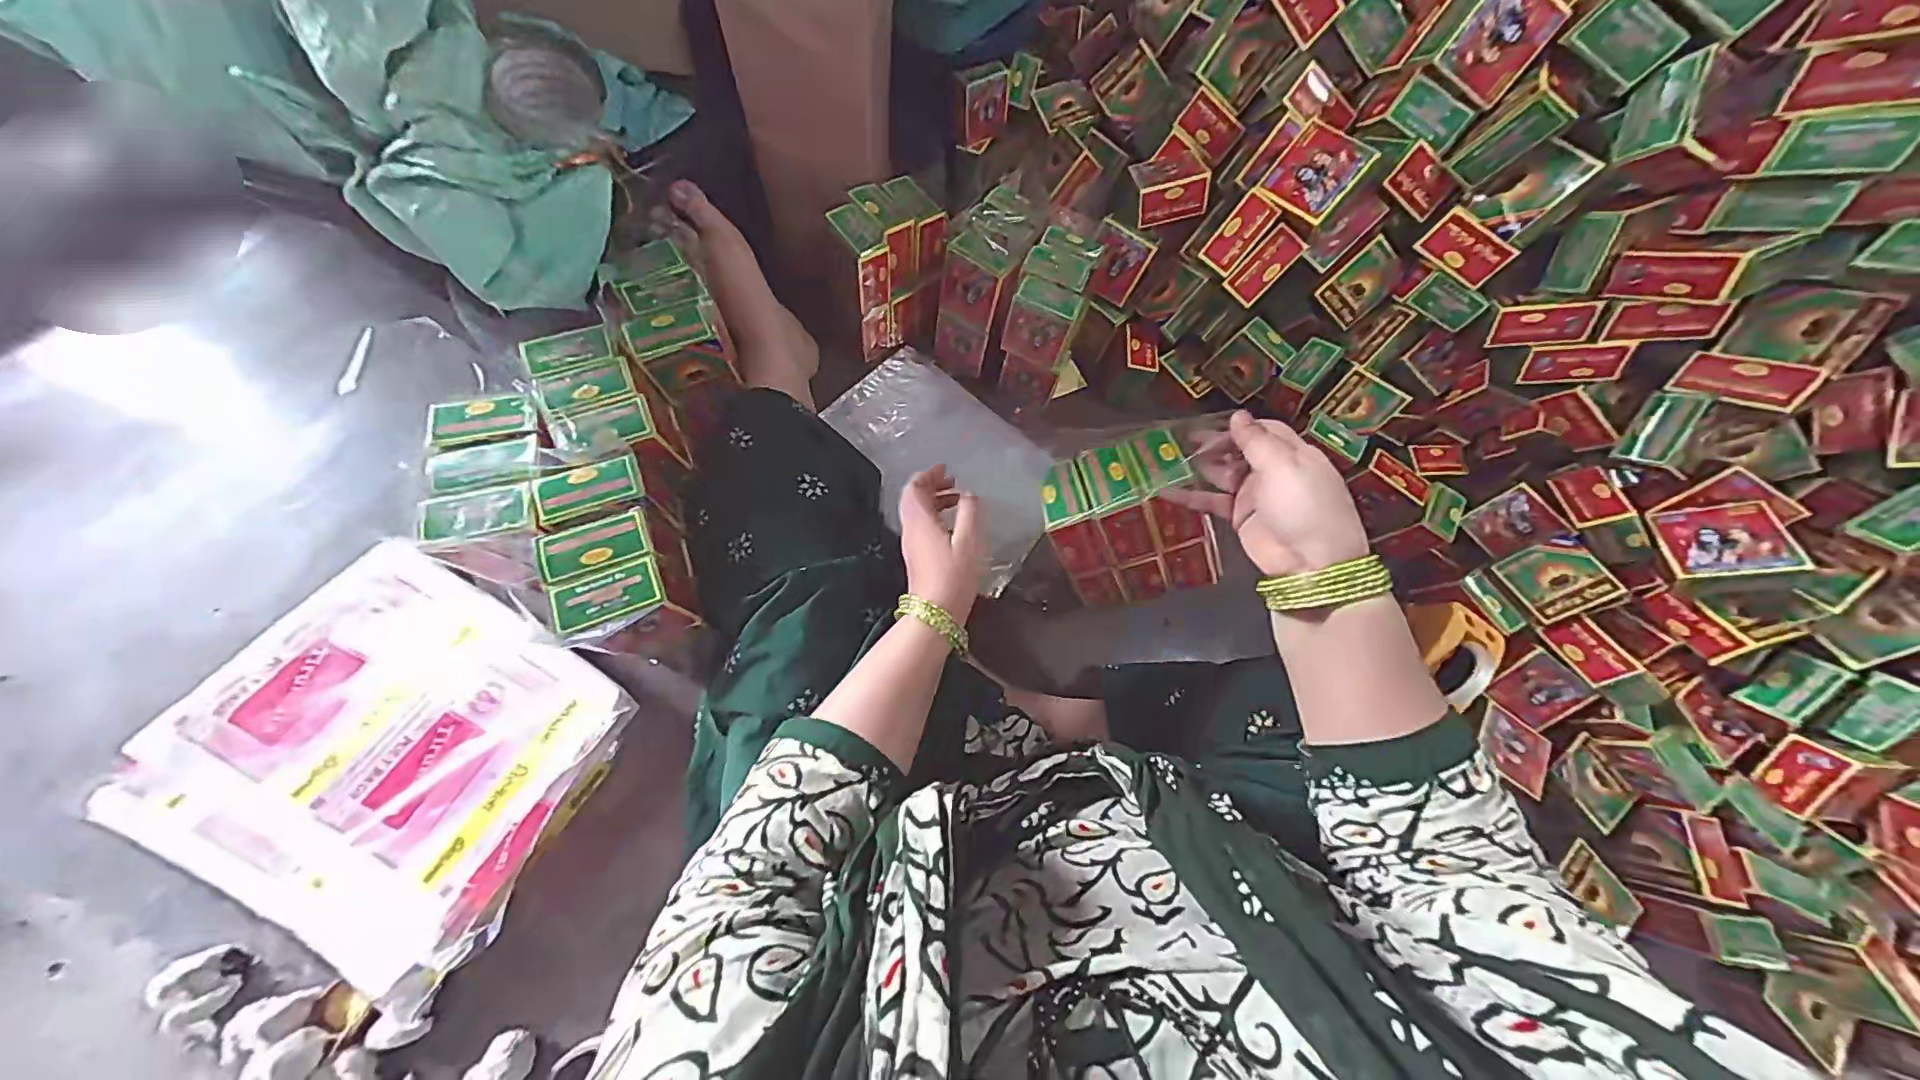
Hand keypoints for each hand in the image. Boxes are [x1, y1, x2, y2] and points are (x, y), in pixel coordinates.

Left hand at [899, 465, 983, 622]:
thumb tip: (969, 495)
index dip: (928, 475)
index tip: (945, 470)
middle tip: (952, 481)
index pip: (914, 488)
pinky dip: (935, 516)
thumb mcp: (969, 541)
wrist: (935, 612)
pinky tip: (953, 523)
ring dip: (934, 501)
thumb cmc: (953, 577)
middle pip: (913, 498)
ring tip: (956, 499)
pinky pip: (921, 525)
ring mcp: (911, 544)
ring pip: (917, 512)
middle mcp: (911, 529)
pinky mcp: (916, 555)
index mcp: (920, 521)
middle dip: (931, 485)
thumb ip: (970, 513)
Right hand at [1164, 411, 1368, 577]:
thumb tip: (1237, 415)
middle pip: (1239, 451)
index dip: (1239, 427)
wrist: (1311, 562)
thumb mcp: (1283, 466)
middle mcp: (1273, 471)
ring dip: (1200, 467)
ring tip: (1170, 459)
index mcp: (1292, 454)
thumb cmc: (1305, 507)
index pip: (1264, 430)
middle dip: (1214, 445)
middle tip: (1183, 442)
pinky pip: (1212, 501)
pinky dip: (1191, 496)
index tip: (1209, 425)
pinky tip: (1168, 490)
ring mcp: (1255, 495)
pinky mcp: (1241, 517)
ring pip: (1222, 474)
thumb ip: (1256, 441)